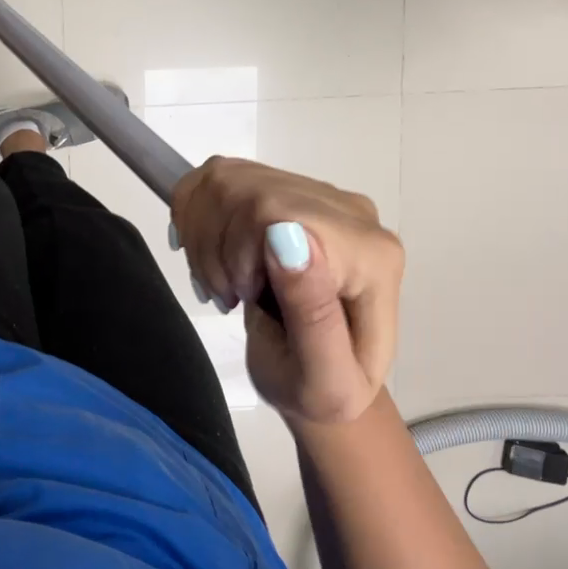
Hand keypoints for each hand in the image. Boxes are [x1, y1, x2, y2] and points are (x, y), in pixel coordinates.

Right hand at [172, 157, 402, 424]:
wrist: (313, 379)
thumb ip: (314, 313)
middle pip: (248, 192)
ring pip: (225, 181)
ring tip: (225, 282)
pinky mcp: (282, 187)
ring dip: (204, 239)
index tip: (247, 298)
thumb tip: (288, 233)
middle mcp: (349, 211)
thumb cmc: (320, 393)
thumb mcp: (324, 382)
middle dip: (219, 253)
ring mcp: (314, 193)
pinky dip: (195, 217)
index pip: (280, 212)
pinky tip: (212, 253)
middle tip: (232, 298)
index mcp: (372, 255)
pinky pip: (216, 176)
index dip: (243, 254)